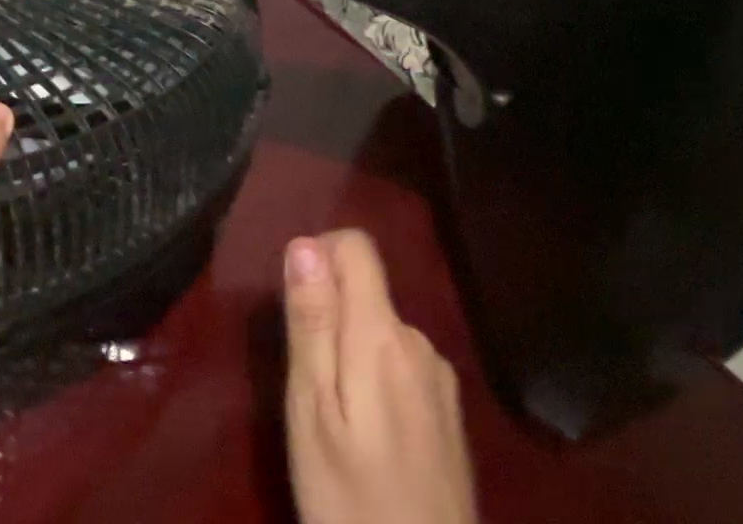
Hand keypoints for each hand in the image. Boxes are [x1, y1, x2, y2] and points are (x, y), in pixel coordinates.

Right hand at [283, 230, 476, 523]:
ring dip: (347, 349)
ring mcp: (439, 378)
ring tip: (329, 415)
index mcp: (382, 335)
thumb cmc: (350, 499)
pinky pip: (398, 361)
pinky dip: (371, 375)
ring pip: (378, 328)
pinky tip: (364, 433)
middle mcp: (419, 342)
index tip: (294, 308)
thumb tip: (305, 243)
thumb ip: (311, 323)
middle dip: (326, 314)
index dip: (317, 254)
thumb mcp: (311, 410)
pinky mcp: (448, 410)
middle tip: (304, 384)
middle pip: (365, 289)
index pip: (356, 247)